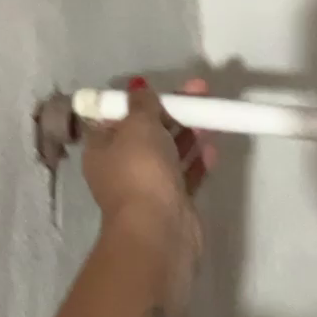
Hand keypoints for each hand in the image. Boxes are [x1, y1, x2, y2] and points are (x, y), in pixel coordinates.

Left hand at [83, 78, 214, 232]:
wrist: (158, 230)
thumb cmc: (140, 170)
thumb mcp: (138, 125)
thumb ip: (142, 103)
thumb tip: (137, 86)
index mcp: (102, 147)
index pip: (115, 115)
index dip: (136, 98)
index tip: (160, 87)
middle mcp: (122, 165)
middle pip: (148, 129)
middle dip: (173, 109)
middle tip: (200, 91)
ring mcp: (148, 185)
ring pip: (170, 150)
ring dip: (190, 130)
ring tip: (213, 112)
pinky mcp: (173, 200)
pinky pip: (186, 172)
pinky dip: (198, 158)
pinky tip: (214, 146)